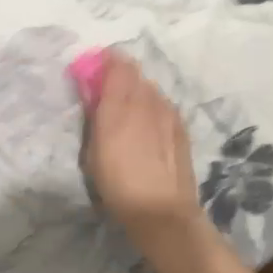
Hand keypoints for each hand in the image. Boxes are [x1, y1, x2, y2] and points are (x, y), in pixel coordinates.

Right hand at [84, 50, 202, 237]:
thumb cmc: (117, 184)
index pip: (116, 65)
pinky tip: (146, 122)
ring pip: (149, 87)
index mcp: (119, 106)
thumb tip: (92, 92)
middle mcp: (146, 102)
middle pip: (134, 72)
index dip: (104, 61)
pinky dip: (151, 104)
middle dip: (119, 73)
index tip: (93, 66)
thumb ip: (94, 116)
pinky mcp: (180, 126)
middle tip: (105, 87)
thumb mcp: (93, 151)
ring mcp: (167, 113)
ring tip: (126, 107)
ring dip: (136, 89)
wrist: (161, 211)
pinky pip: (162, 103)